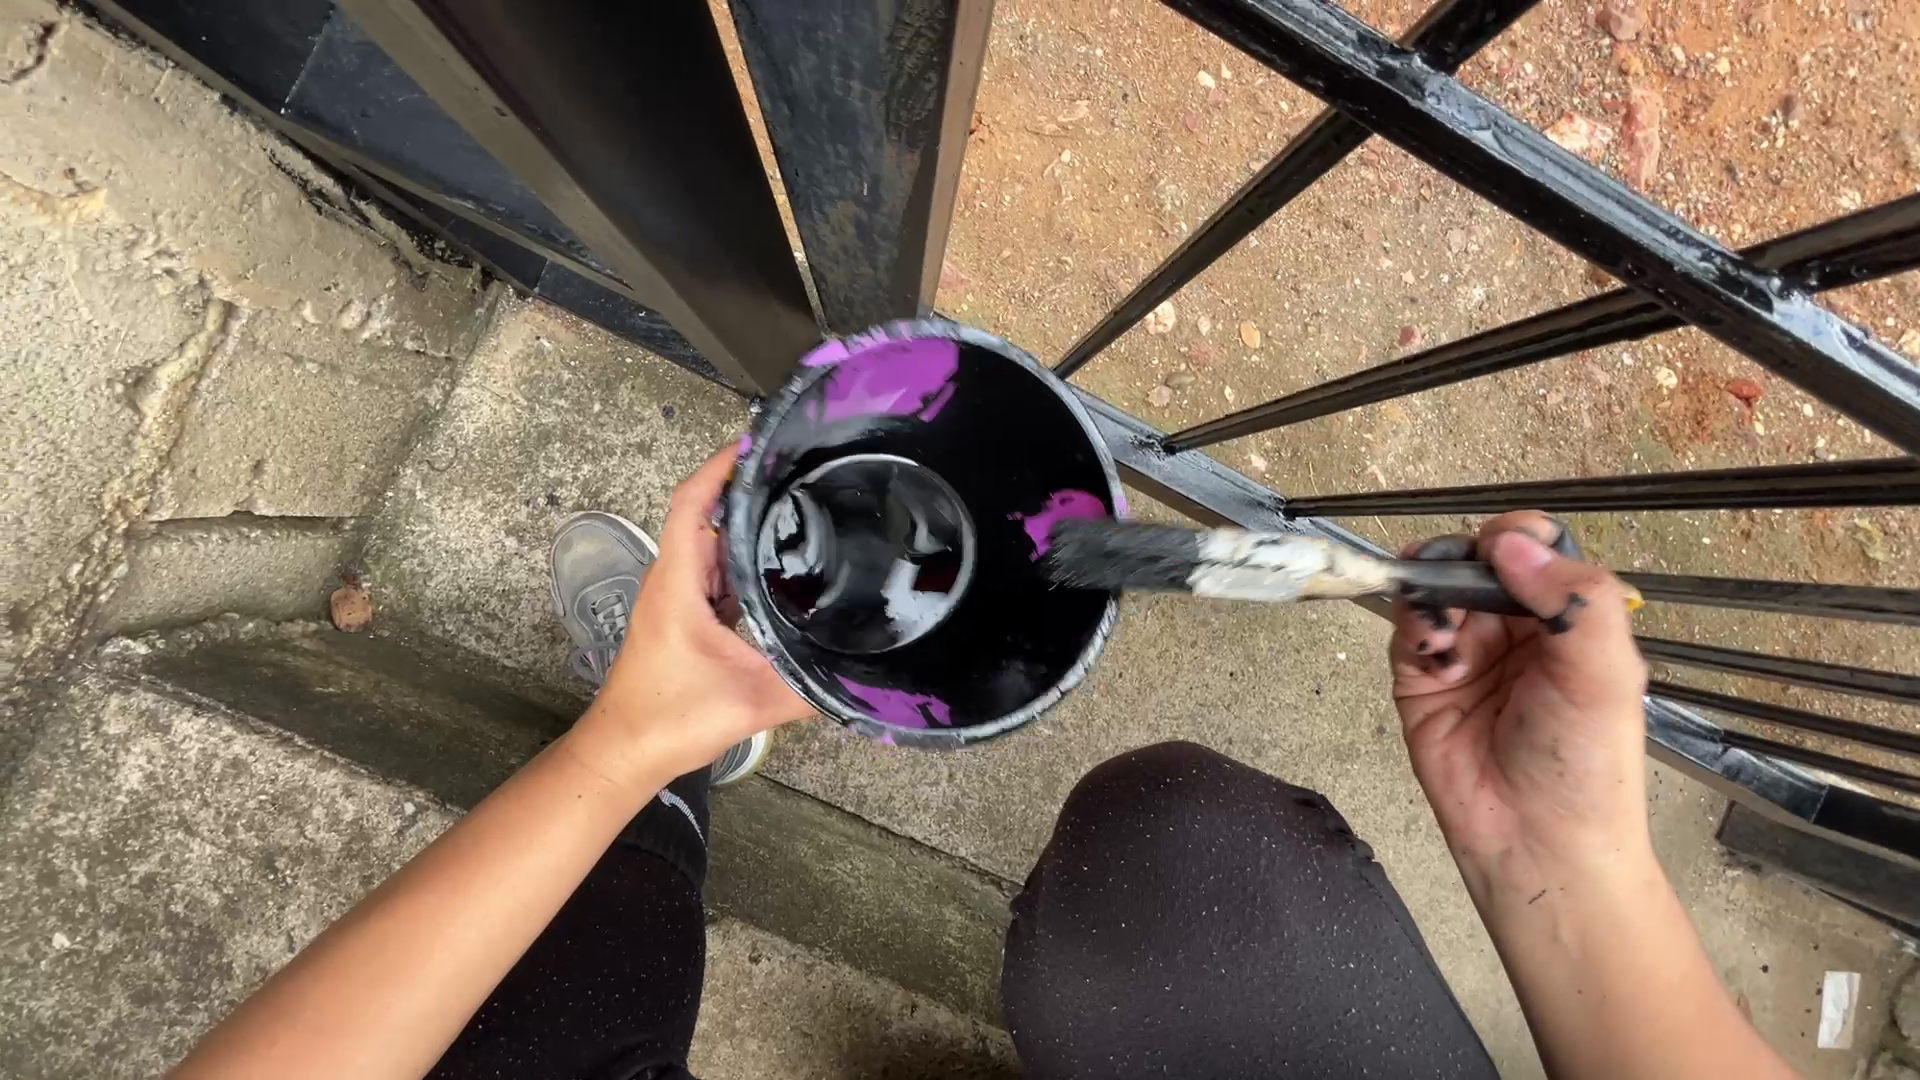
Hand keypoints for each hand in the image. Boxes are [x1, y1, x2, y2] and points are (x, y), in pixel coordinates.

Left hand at [567, 443, 811, 787]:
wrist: (622, 753)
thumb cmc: (668, 721)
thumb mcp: (749, 703)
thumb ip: (807, 688)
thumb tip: (859, 676)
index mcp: (679, 584)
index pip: (693, 502)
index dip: (722, 466)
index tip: (761, 444)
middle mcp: (674, 581)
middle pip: (708, 515)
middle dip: (750, 489)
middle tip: (803, 476)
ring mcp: (678, 598)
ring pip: (715, 545)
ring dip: (749, 527)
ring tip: (801, 512)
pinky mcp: (686, 616)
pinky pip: (718, 573)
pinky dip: (746, 562)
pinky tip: (782, 569)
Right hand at [1388, 512, 1649, 900]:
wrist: (1531, 836)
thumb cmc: (1582, 761)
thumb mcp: (1602, 677)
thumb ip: (1572, 602)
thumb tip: (1510, 544)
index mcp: (1565, 619)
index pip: (1536, 549)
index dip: (1515, 537)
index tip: (1499, 550)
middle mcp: (1510, 625)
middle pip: (1472, 560)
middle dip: (1457, 563)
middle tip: (1452, 586)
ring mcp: (1461, 647)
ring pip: (1431, 588)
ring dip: (1429, 596)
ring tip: (1440, 634)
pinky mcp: (1416, 672)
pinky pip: (1404, 627)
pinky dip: (1411, 627)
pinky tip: (1431, 652)